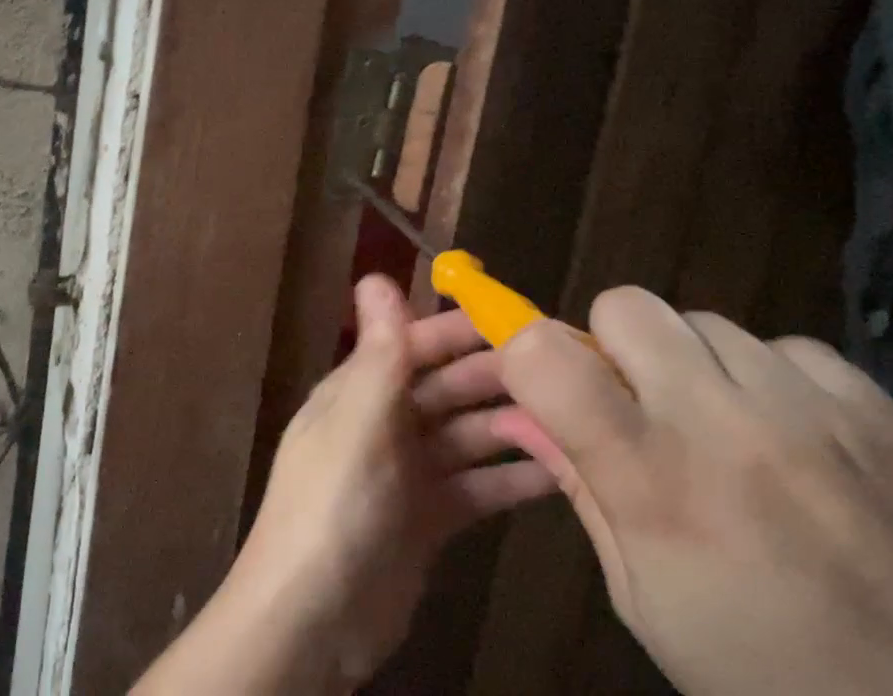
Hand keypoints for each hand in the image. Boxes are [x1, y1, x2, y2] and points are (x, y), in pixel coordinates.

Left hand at [134, 276, 554, 694]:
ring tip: (577, 421)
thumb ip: (377, 355)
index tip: (524, 318)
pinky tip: (562, 476)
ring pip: (465, 437)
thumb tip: (375, 276)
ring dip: (511, 426)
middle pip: (444, 389)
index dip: (461, 330)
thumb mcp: (357, 425)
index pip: (412, 346)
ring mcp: (403, 474)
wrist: (314, 616)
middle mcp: (379, 425)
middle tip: (571, 373)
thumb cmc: (333, 508)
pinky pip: (475, 487)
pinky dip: (511, 479)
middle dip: (497, 377)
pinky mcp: (426, 520)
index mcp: (354, 394)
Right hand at [499, 287, 892, 695]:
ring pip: (706, 323)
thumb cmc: (771, 673)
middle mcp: (724, 419)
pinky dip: (771, 380)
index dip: (526, 356)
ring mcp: (813, 407)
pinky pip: (791, 348)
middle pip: (626, 306)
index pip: (546, 353)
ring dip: (692, 366)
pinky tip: (795, 441)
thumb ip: (584, 492)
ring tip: (723, 432)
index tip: (542, 390)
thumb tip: (523, 420)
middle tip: (636, 410)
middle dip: (611, 348)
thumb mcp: (647, 602)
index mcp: (650, 476)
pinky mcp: (886, 410)